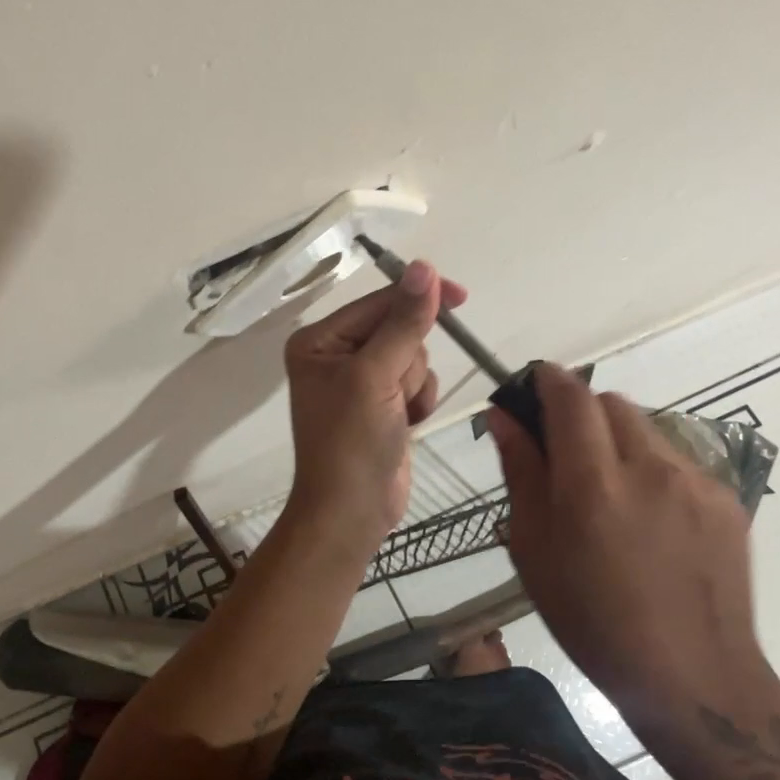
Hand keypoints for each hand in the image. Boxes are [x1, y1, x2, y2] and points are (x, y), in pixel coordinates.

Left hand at [283, 260, 466, 542]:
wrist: (351, 511)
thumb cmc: (351, 442)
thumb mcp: (376, 377)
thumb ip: (404, 323)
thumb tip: (423, 268)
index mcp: (318, 340)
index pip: (377, 304)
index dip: (418, 298)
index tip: (460, 295)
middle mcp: (334, 354)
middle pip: (399, 330)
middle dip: (409, 361)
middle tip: (395, 393)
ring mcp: (358, 380)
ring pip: (414, 357)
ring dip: (415, 385)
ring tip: (396, 414)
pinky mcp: (380, 404)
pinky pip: (417, 383)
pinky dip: (419, 401)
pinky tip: (405, 425)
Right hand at [488, 364, 775, 714]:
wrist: (691, 677)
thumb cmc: (589, 617)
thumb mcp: (533, 547)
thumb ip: (521, 472)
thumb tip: (504, 417)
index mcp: (592, 483)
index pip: (570, 396)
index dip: (546, 379)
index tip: (529, 386)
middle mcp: (648, 468)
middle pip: (610, 403)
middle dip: (580, 412)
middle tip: (561, 452)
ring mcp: (695, 482)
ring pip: (646, 428)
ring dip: (616, 440)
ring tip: (607, 493)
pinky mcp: (726, 501)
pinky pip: (678, 461)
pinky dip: (651, 470)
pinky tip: (646, 519)